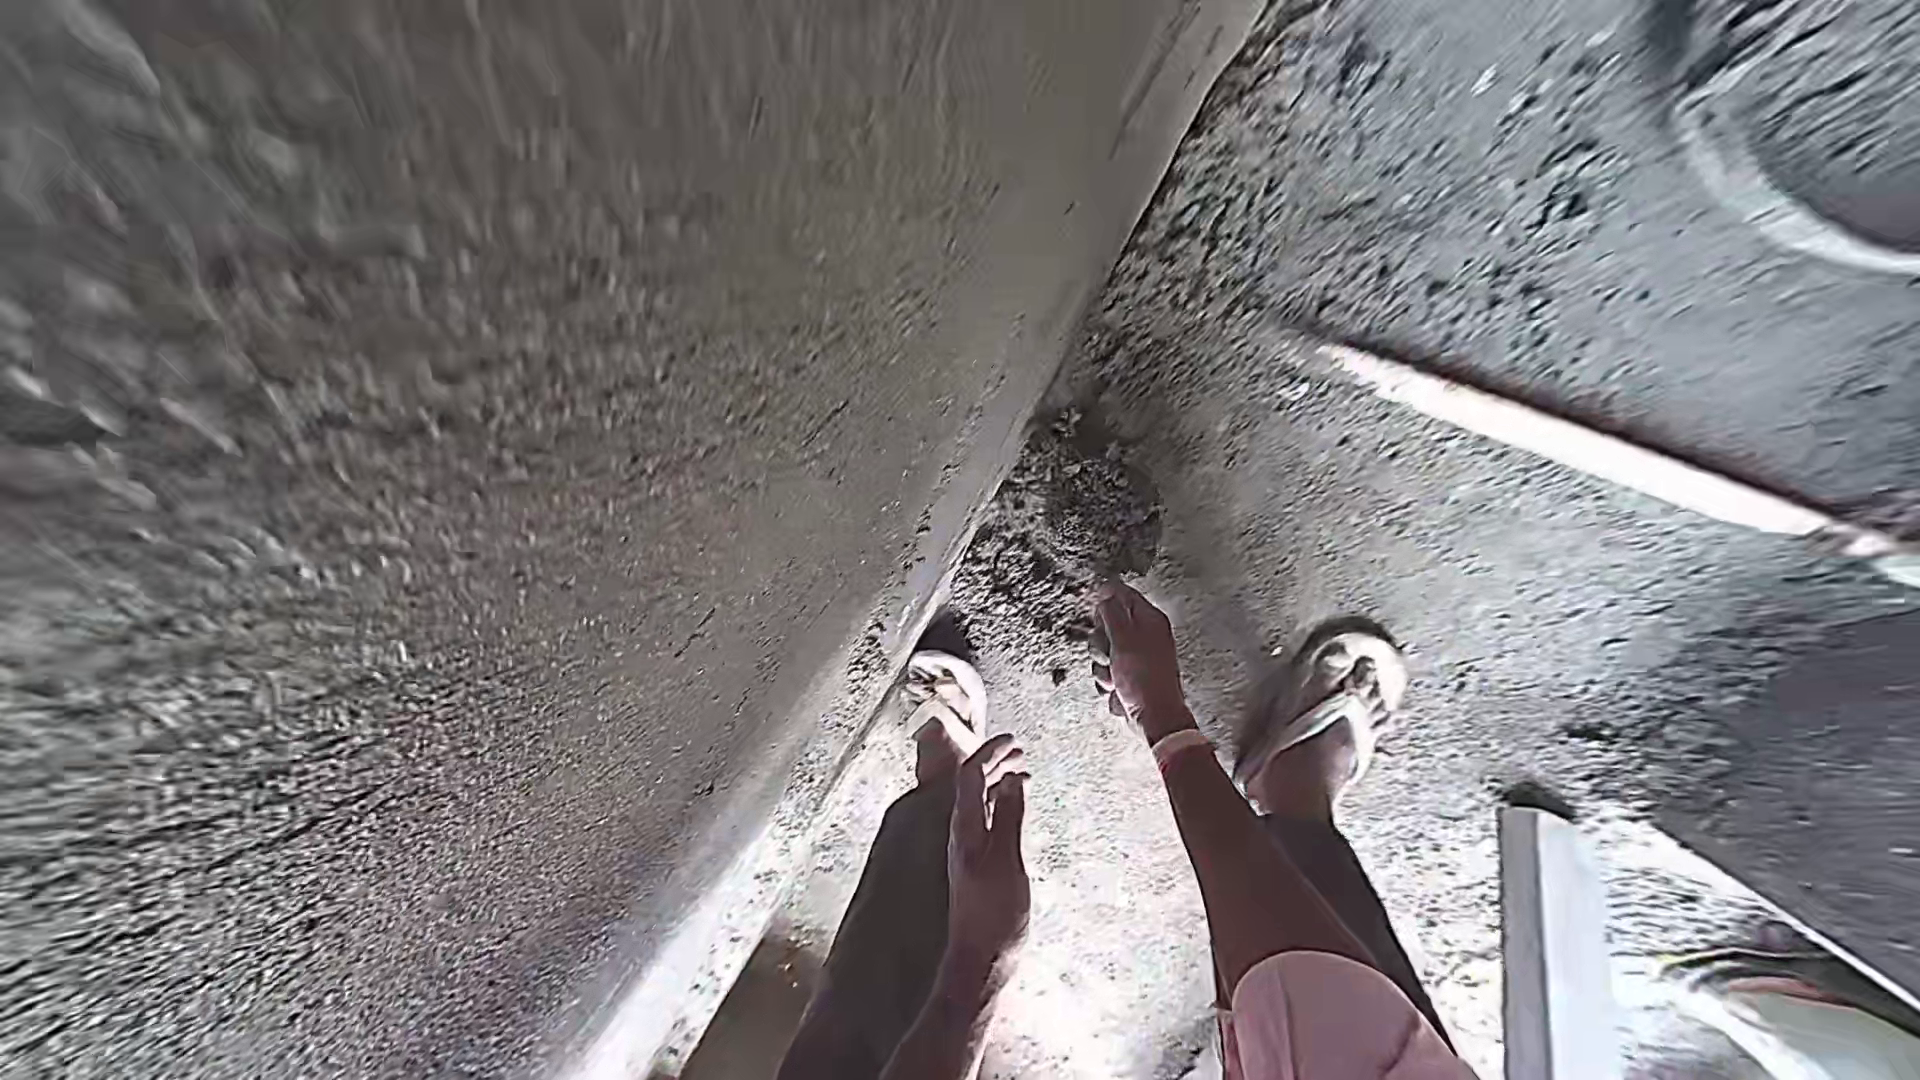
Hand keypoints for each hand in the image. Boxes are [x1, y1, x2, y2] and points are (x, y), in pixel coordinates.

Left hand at [946, 734, 1029, 964]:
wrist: (980, 958)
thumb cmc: (993, 914)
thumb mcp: (1007, 860)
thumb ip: (1008, 817)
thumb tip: (1011, 779)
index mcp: (964, 827)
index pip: (970, 774)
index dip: (989, 751)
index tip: (1011, 740)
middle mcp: (961, 831)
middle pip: (972, 783)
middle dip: (994, 760)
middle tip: (1019, 749)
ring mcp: (967, 845)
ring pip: (979, 798)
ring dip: (998, 779)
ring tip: (1022, 770)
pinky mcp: (976, 859)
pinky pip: (986, 815)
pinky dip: (1001, 801)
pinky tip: (1015, 804)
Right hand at [1090, 581, 1192, 740]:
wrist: (1153, 716)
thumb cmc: (1144, 678)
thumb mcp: (1123, 638)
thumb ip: (1111, 612)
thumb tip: (1104, 592)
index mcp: (1149, 620)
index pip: (1123, 594)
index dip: (1104, 598)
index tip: (1095, 609)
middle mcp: (1144, 635)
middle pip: (1107, 623)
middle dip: (1100, 640)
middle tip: (1109, 652)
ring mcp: (1135, 656)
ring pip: (1102, 649)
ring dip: (1102, 665)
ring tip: (1115, 676)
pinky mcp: (1127, 674)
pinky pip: (1104, 668)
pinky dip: (1106, 679)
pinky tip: (1117, 687)